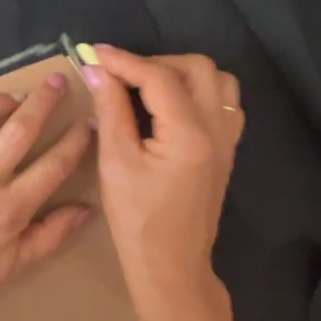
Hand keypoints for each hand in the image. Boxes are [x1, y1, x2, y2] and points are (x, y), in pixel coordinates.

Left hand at [0, 72, 95, 320]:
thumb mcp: (15, 266)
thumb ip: (52, 235)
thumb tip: (87, 208)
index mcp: (10, 208)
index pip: (54, 165)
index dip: (77, 140)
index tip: (89, 120)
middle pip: (19, 129)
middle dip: (43, 101)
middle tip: (57, 81)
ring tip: (9, 96)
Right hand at [83, 45, 242, 293]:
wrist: (171, 266)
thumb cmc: (137, 219)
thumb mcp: (115, 162)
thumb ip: (110, 109)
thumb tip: (97, 70)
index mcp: (189, 134)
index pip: (158, 76)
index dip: (124, 60)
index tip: (93, 54)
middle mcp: (216, 130)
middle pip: (196, 68)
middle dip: (155, 62)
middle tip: (120, 75)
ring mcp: (227, 140)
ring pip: (217, 82)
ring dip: (181, 73)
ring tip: (146, 87)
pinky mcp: (226, 151)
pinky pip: (223, 104)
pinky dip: (198, 92)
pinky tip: (170, 108)